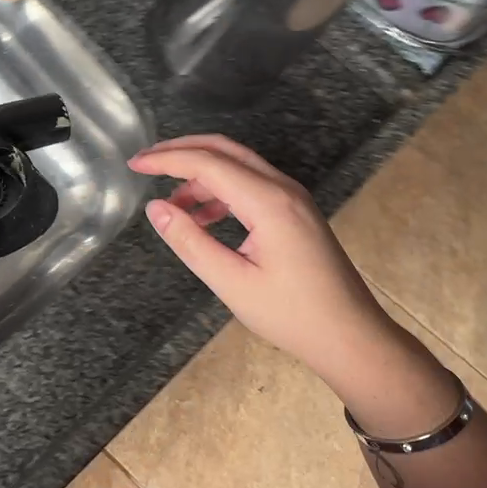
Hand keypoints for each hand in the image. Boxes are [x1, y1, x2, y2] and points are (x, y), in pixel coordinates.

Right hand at [130, 136, 453, 428]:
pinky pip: (249, 183)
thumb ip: (190, 241)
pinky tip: (201, 217)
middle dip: (180, 151)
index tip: (134, 166)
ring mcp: (292, 197)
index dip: (166, 160)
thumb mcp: (231, 282)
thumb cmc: (292, 315)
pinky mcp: (294, 211)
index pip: (207, 163)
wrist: (352, 337)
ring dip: (198, 173)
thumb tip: (155, 208)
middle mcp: (282, 188)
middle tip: (144, 164)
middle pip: (223, 149)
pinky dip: (218, 189)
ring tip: (169, 203)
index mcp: (268, 202)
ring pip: (236, 164)